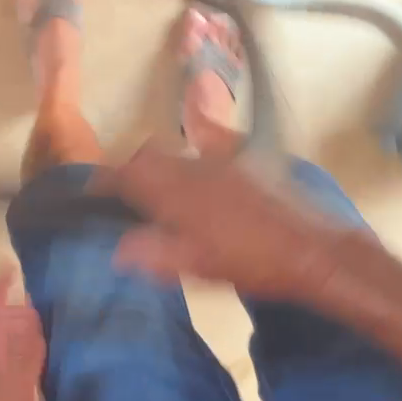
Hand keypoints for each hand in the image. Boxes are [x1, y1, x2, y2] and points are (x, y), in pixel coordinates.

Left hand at [0, 269, 44, 400]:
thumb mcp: (11, 398)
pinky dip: (35, 362)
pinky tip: (53, 365)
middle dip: (14, 308)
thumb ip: (21, 355)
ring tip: (52, 315)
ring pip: (11, 356)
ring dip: (25, 334)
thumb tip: (27, 308)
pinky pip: (23, 378)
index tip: (8, 264)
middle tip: (41, 285)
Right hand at [105, 143, 353, 302]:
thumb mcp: (196, 267)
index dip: (105, 180)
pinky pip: (214, 135)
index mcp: (177, 195)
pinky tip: (200, 144)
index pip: (128, 176)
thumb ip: (153, 254)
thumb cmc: (251, 264)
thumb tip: (118, 249)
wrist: (309, 249)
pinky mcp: (247, 157)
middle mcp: (194, 168)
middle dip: (131, 170)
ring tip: (160, 184)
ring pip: (177, 149)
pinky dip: (199, 133)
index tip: (92, 190)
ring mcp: (222, 159)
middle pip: (148, 156)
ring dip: (160, 162)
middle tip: (127, 194)